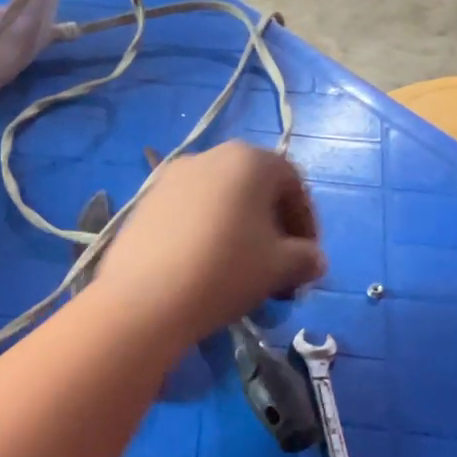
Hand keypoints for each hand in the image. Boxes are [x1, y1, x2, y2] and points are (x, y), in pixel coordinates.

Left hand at [89, 142, 325, 344]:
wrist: (143, 299)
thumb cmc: (224, 271)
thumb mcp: (278, 268)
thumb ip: (305, 259)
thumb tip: (314, 261)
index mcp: (248, 159)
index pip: (293, 185)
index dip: (307, 225)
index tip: (308, 262)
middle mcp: (207, 157)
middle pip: (253, 192)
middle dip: (272, 232)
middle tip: (277, 272)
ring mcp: (168, 180)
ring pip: (218, 206)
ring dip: (237, 237)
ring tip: (240, 278)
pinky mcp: (141, 208)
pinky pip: (187, 219)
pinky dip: (204, 240)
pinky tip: (202, 274)